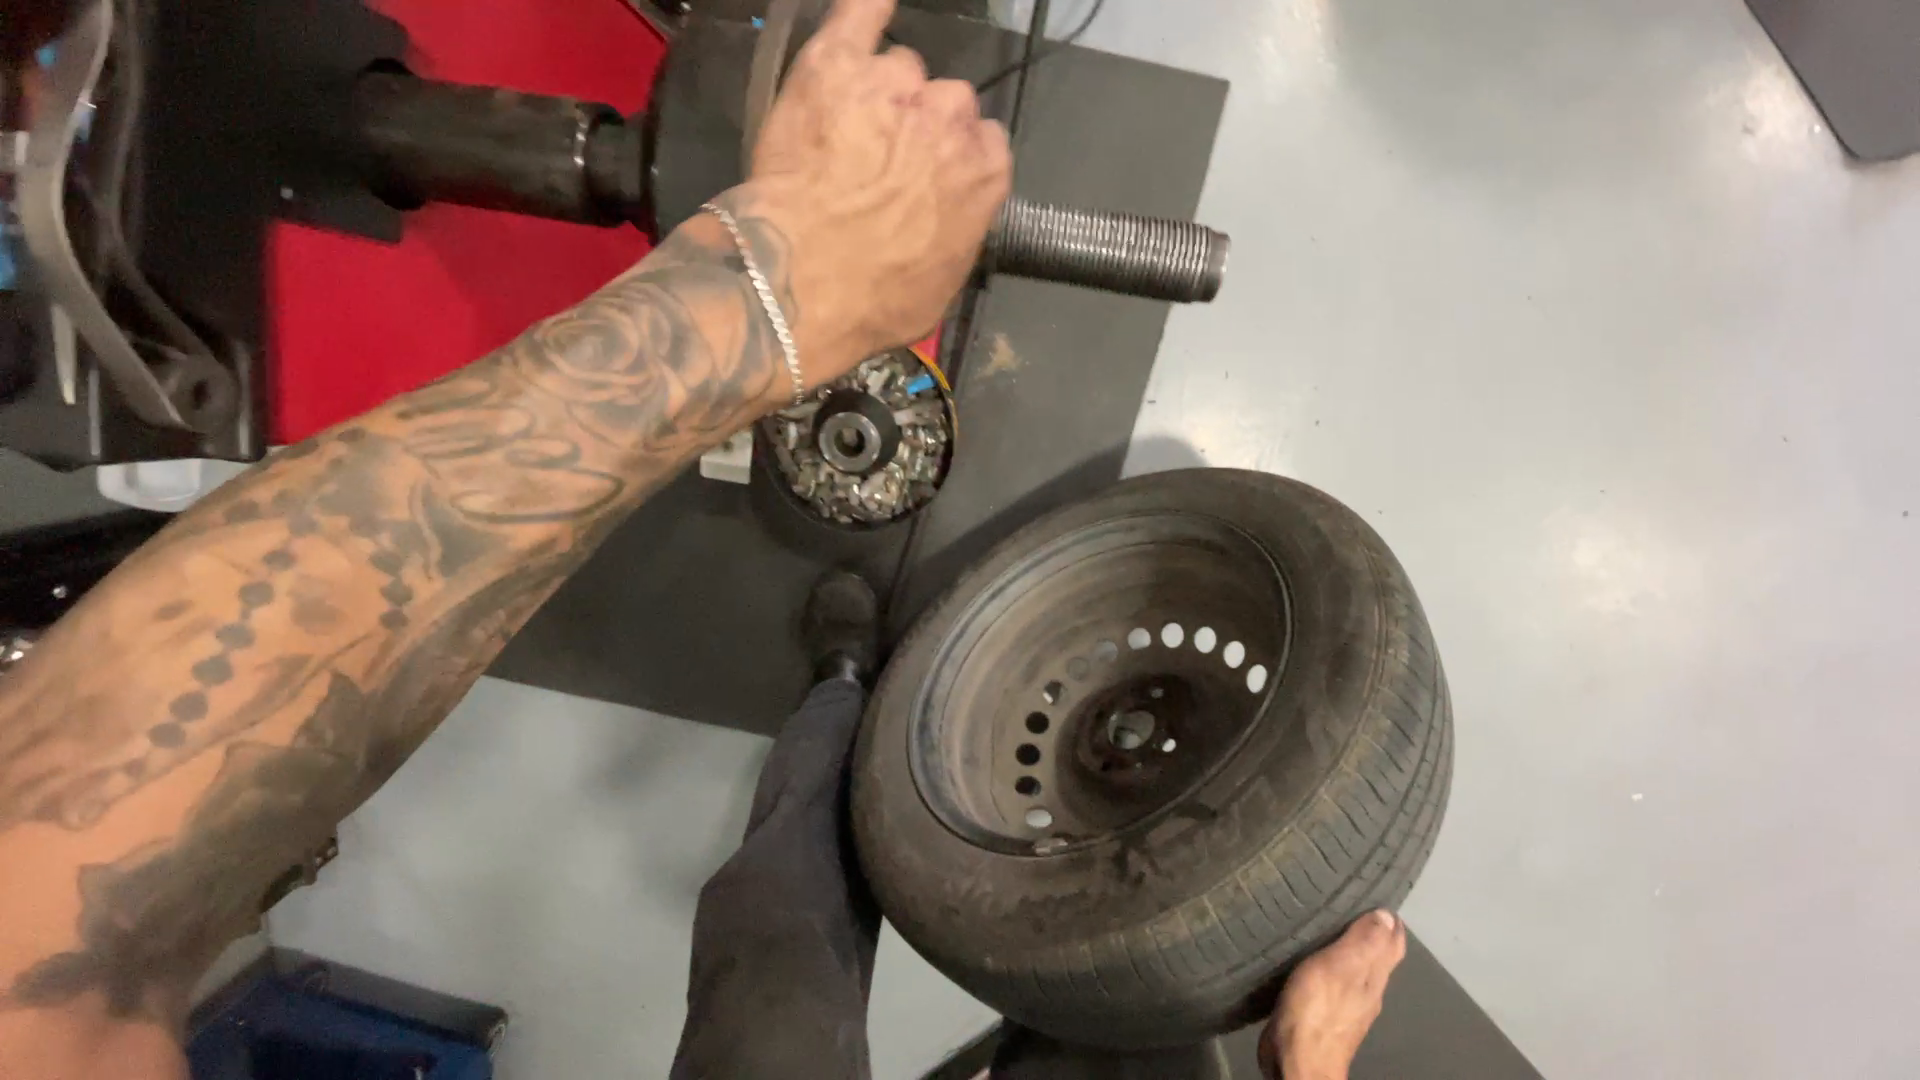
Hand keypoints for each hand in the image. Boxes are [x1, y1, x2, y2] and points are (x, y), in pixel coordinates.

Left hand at [734, 0, 1012, 387]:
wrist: (804, 282)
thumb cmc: (875, 301)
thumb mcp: (940, 290)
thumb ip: (957, 238)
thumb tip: (950, 225)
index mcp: (982, 174)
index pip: (982, 145)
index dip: (953, 162)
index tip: (930, 181)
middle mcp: (949, 118)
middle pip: (945, 103)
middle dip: (921, 129)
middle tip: (882, 166)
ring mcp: (893, 85)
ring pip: (898, 71)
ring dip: (881, 95)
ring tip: (845, 136)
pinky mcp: (836, 65)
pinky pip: (859, 13)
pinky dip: (866, 8)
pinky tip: (871, 8)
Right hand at [1258, 911, 1407, 1079]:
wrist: (1299, 1063)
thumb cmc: (1317, 1011)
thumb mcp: (1340, 969)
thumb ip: (1363, 943)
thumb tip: (1388, 915)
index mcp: (1373, 978)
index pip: (1391, 944)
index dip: (1389, 921)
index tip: (1378, 895)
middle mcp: (1367, 991)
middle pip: (1377, 956)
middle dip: (1373, 931)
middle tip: (1356, 902)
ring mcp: (1347, 1006)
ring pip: (1357, 969)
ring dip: (1352, 947)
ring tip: (1334, 923)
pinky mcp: (1325, 1015)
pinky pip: (1335, 981)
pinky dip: (1333, 964)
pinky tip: (1316, 959)